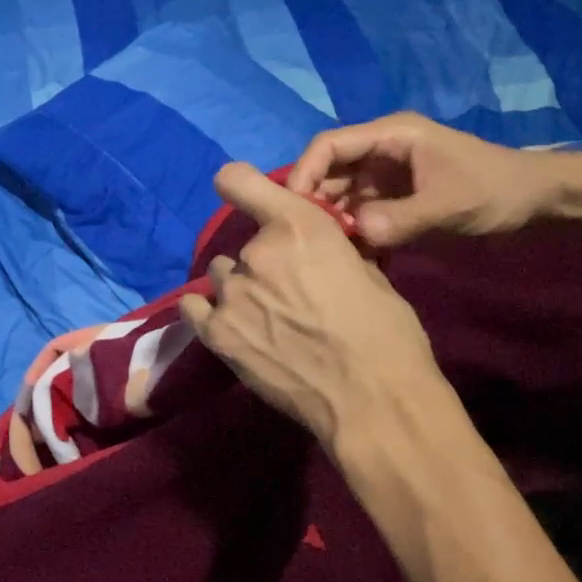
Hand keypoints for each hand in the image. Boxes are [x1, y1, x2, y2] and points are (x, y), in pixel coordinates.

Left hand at [179, 163, 449, 450]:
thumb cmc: (387, 334)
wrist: (372, 400)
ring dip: (240, 288)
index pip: (238, 180)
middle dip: (263, 262)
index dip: (238, 185)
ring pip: (222, 275)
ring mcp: (230, 295)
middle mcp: (255, 253)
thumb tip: (317, 248)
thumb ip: (329, 250)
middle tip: (289, 293)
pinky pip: (194, 307)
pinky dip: (209, 311)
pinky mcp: (216, 334)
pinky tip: (228, 324)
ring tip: (265, 316)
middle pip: (245, 246)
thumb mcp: (368, 273)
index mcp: (298, 228)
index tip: (243, 196)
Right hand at [285, 113, 558, 246]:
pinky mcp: (392, 198)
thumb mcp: (449, 205)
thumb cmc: (496, 191)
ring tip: (325, 249)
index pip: (328, 145)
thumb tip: (356, 234)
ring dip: (330, 219)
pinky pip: (357, 211)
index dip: (303, 173)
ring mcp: (385, 175)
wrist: (539, 202)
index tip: (292, 209)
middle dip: (313, 202)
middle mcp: (380, 151)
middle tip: (305, 237)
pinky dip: (349, 230)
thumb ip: (399, 219)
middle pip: (327, 171)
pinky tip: (347, 253)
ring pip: (338, 194)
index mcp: (391, 136)